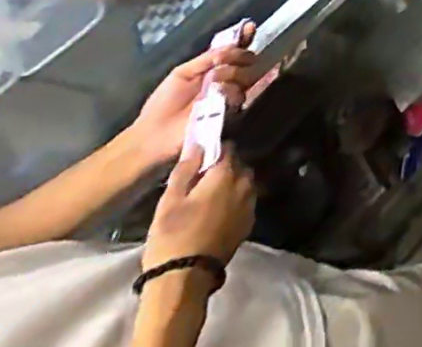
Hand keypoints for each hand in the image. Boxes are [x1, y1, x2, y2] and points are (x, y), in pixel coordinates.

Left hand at [127, 21, 276, 168]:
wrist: (153, 135)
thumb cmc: (163, 104)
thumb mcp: (182, 73)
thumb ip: (207, 59)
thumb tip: (232, 47)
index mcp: (214, 69)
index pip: (235, 50)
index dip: (244, 38)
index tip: (250, 27)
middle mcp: (227, 80)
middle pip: (244, 60)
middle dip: (237, 57)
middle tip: (220, 65)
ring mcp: (230, 97)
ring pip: (244, 76)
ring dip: (229, 75)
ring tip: (212, 85)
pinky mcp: (231, 114)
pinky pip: (238, 95)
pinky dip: (229, 92)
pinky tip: (218, 95)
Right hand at [144, 149, 255, 270]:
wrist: (184, 278)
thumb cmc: (172, 236)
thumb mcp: (170, 200)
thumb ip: (186, 168)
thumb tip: (198, 143)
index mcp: (227, 174)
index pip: (227, 148)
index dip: (213, 151)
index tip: (200, 160)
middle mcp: (246, 184)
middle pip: (238, 165)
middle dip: (223, 168)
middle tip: (200, 183)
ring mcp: (251, 203)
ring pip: (244, 183)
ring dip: (231, 185)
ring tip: (208, 199)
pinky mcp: (250, 222)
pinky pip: (245, 201)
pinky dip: (235, 201)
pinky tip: (217, 214)